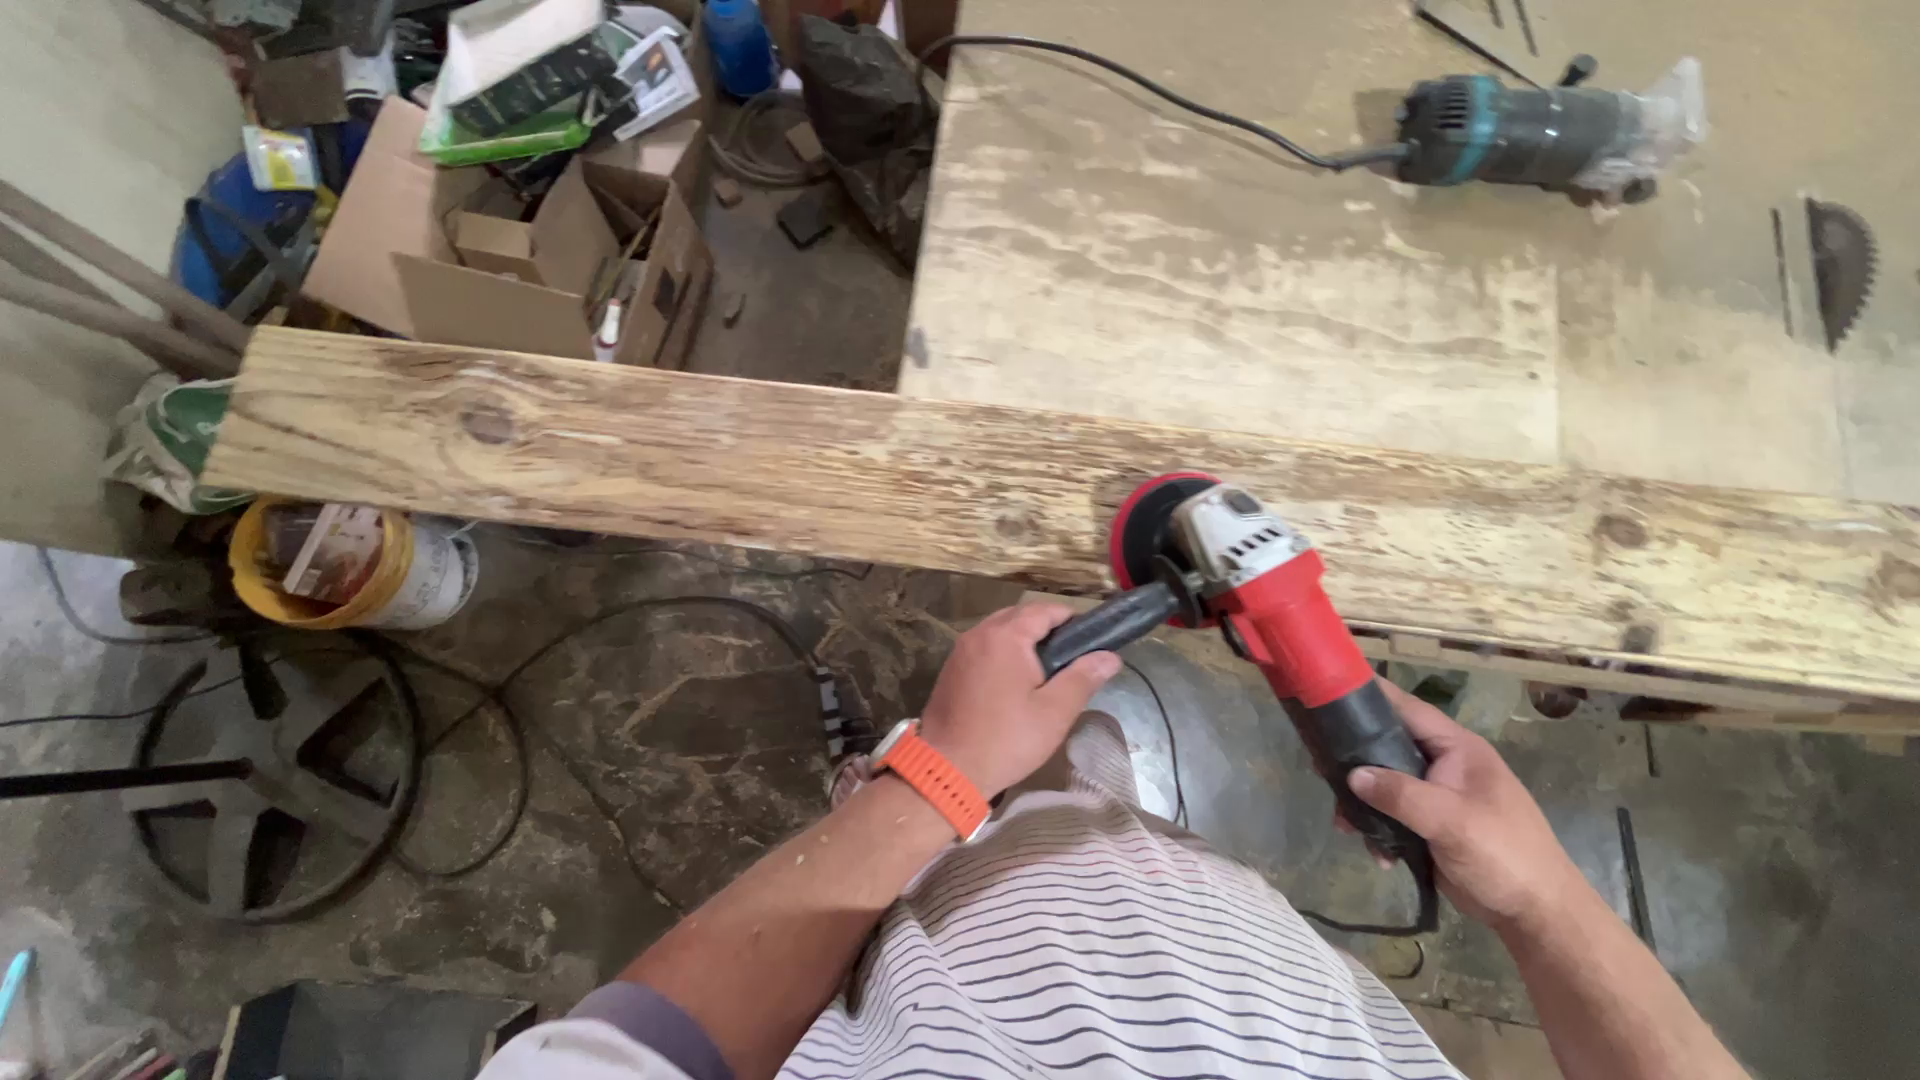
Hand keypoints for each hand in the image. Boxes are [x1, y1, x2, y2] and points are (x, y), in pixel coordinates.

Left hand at [917, 603, 1120, 797]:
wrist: (946, 770)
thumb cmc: (1005, 740)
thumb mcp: (1054, 712)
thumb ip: (1083, 678)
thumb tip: (1110, 656)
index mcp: (1005, 637)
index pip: (1044, 610)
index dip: (1070, 619)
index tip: (1091, 639)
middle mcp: (979, 634)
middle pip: (1019, 616)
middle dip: (1047, 628)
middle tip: (1072, 656)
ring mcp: (961, 651)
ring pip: (999, 630)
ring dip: (1023, 640)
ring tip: (1047, 669)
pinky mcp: (951, 669)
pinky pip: (984, 647)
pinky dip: (1003, 652)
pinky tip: (1016, 680)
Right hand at [1345, 681, 1590, 935]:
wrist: (1536, 915)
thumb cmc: (1504, 855)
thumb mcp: (1451, 821)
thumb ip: (1400, 794)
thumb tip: (1351, 775)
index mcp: (1457, 749)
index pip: (1408, 709)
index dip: (1369, 696)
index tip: (1327, 690)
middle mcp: (1444, 764)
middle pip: (1386, 746)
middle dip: (1353, 760)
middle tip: (1317, 767)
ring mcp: (1436, 794)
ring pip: (1382, 783)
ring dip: (1361, 804)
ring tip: (1345, 826)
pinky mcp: (1428, 824)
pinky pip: (1390, 814)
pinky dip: (1378, 830)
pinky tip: (1378, 853)